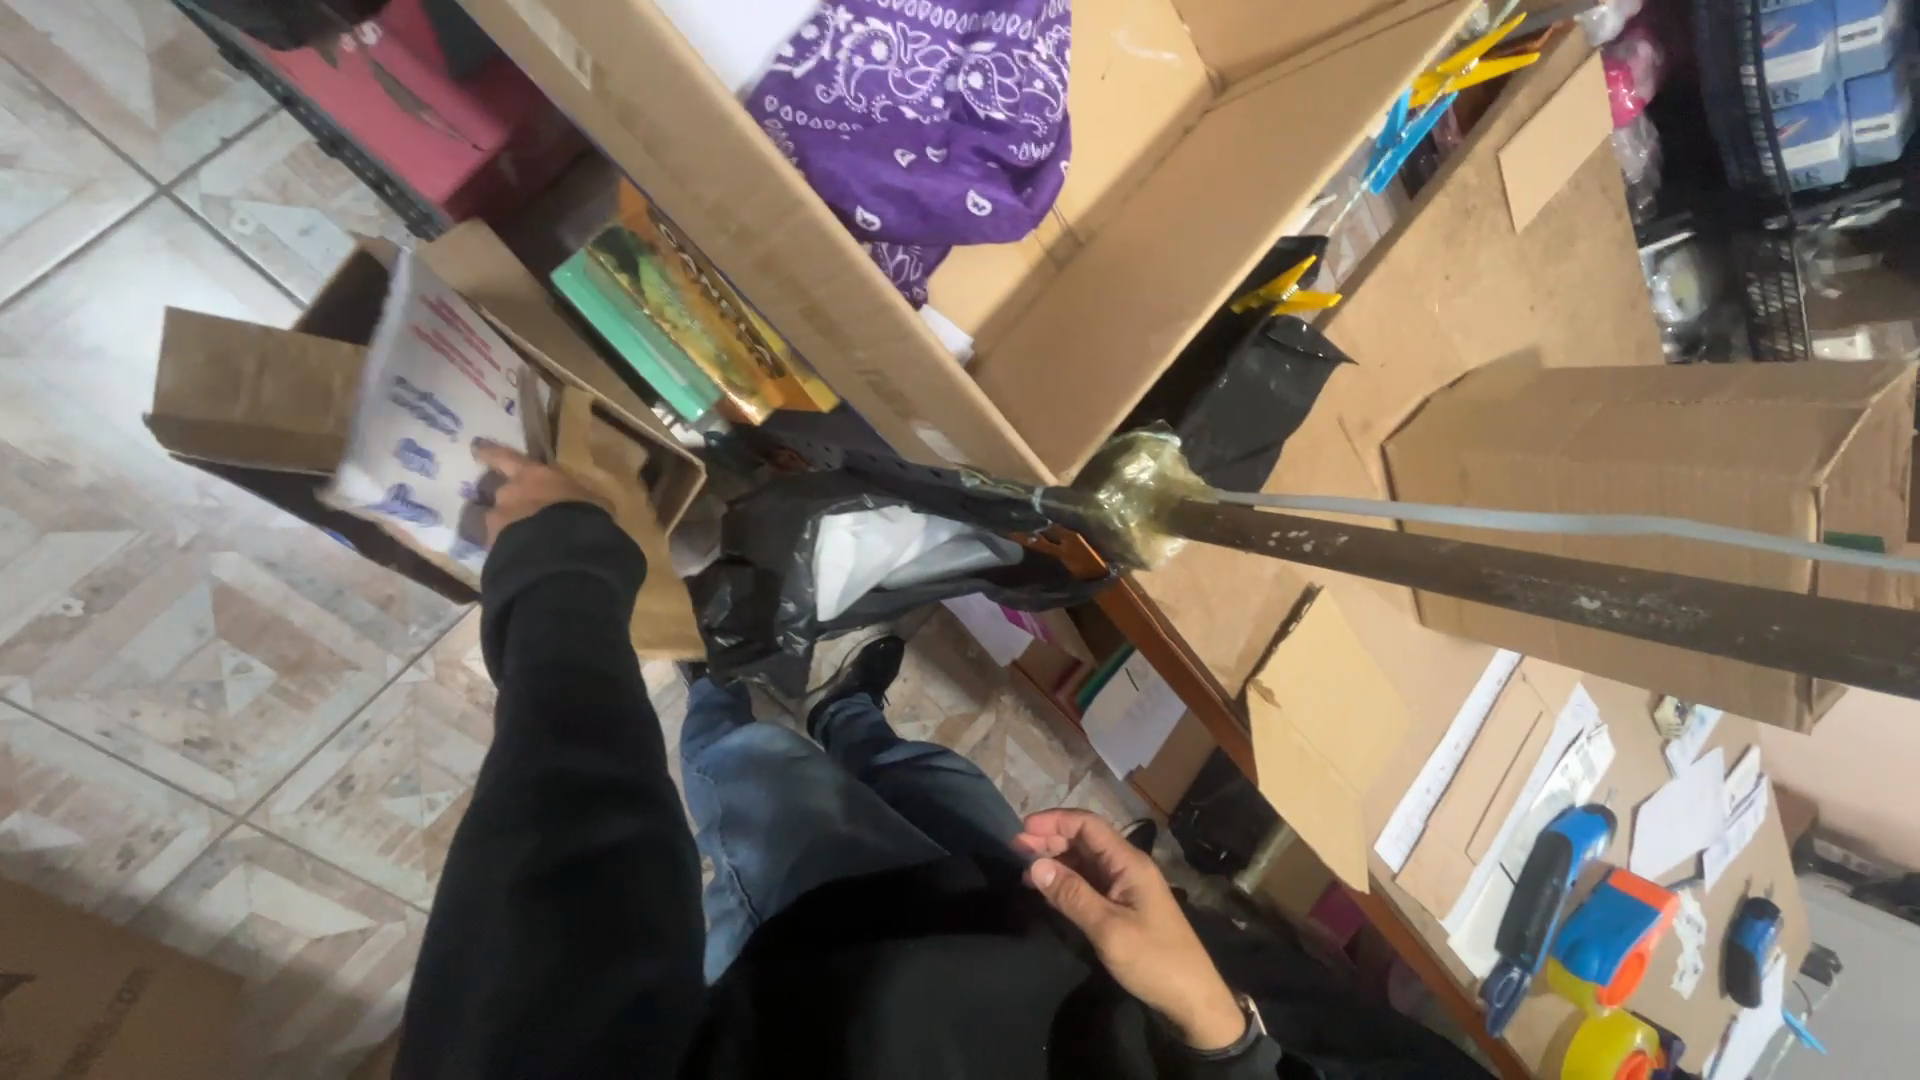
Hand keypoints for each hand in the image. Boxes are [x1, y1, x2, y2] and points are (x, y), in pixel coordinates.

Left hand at [471, 442, 605, 545]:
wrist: (560, 549)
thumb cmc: (582, 513)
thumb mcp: (593, 501)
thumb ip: (580, 498)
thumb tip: (584, 501)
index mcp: (533, 475)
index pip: (505, 458)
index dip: (491, 453)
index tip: (476, 448)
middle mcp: (509, 492)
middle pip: (502, 491)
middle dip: (509, 499)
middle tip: (520, 508)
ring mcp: (498, 519)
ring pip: (498, 519)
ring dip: (508, 525)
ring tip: (522, 538)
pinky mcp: (493, 546)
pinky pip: (500, 544)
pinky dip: (508, 547)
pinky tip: (520, 557)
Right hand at [1015, 810, 1245, 1050]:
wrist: (1193, 1001)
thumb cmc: (1154, 960)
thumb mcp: (1108, 929)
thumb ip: (1071, 895)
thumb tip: (1035, 864)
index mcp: (1128, 862)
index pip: (1087, 825)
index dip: (1054, 822)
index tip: (1022, 830)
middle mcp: (1126, 866)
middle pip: (1084, 839)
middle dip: (1050, 839)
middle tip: (1015, 850)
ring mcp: (1125, 885)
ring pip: (1084, 860)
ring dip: (1055, 860)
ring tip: (1024, 870)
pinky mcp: (1123, 905)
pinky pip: (1089, 881)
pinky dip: (1066, 880)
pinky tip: (1046, 889)